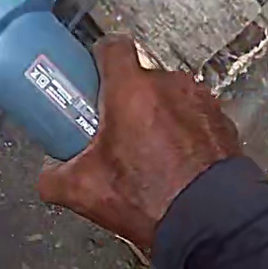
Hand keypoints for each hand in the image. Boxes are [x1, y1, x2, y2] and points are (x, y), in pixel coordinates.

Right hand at [37, 37, 243, 251]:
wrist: (209, 221)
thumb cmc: (150, 199)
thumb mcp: (80, 192)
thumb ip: (52, 177)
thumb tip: (48, 174)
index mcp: (131, 92)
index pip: (112, 47)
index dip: (96, 59)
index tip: (86, 80)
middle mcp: (169, 86)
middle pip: (136, 79)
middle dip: (119, 101)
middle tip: (105, 133)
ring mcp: (199, 100)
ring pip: (163, 97)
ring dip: (149, 116)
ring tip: (137, 153)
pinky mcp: (219, 120)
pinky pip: (188, 115)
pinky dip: (175, 131)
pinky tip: (165, 162)